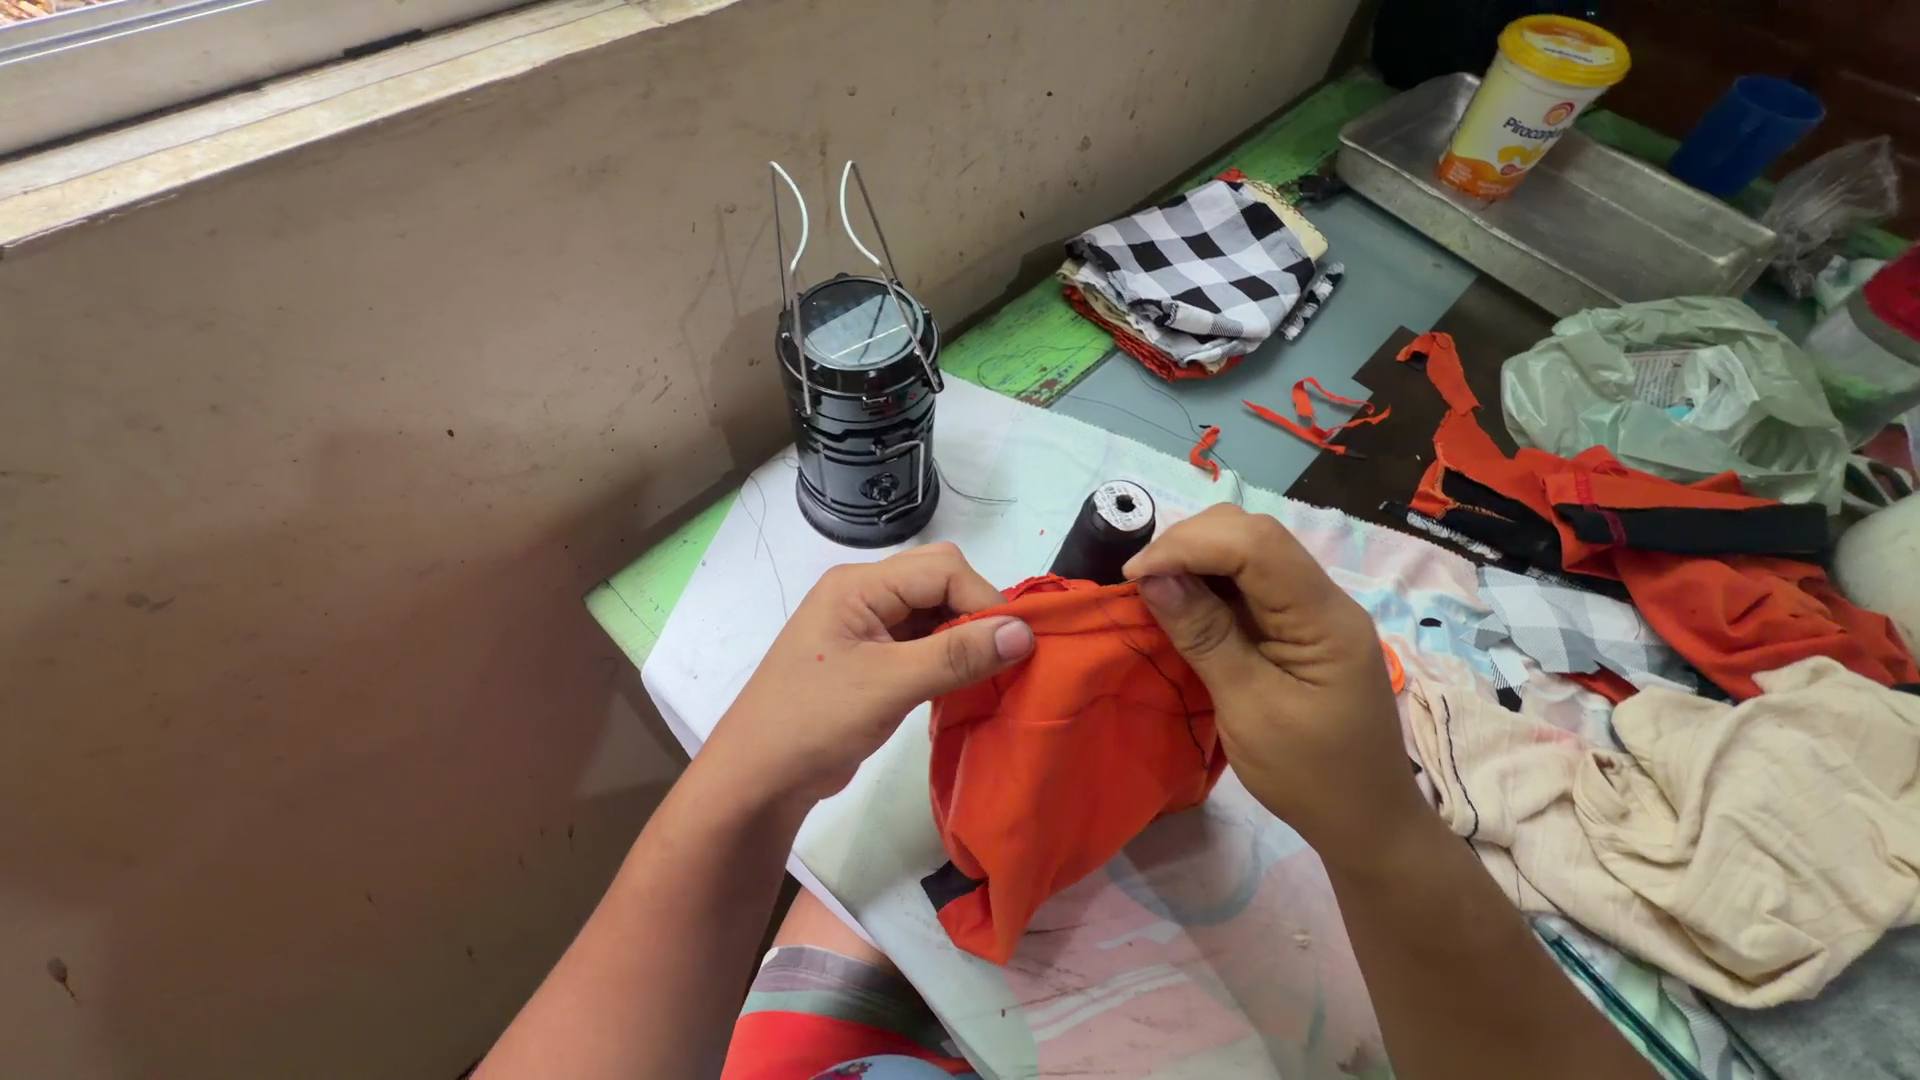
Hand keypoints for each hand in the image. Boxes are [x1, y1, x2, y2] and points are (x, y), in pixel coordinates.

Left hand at [702, 542, 1034, 807]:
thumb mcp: (888, 685)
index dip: (982, 601)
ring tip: (990, 670)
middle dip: (976, 611)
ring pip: (935, 610)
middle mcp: (865, 594)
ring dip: (965, 635)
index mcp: (859, 585)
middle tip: (1002, 654)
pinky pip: (925, 640)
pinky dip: (950, 655)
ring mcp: (868, 626)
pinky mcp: (874, 657)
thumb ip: (956, 655)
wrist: (760, 777)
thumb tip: (1025, 632)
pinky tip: (966, 680)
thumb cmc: (814, 722)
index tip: (1013, 645)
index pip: (941, 569)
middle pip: (939, 579)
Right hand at [1122, 504, 1428, 859]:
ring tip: (1153, 589)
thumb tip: (1154, 578)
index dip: (1189, 545)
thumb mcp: (1250, 710)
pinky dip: (1207, 584)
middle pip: (1253, 535)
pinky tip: (1181, 602)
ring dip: (1195, 559)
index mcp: (1325, 618)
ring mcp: (1311, 611)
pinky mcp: (1296, 626)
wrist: (1365, 821)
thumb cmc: (1310, 776)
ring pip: (1249, 551)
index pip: (1256, 545)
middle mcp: (1323, 600)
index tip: (1136, 576)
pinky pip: (1248, 583)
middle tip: (1141, 582)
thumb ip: (1205, 637)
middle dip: (1189, 543)